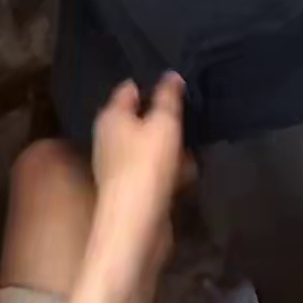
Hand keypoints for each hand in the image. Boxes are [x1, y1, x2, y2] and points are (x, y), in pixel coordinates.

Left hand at [90, 73, 186, 234]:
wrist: (134, 228)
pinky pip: (153, 169)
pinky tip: (188, 175)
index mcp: (111, 115)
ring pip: (150, 145)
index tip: (176, 86)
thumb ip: (168, 98)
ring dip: (171, 147)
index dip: (152, 85)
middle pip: (141, 118)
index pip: (130, 89)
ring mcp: (118, 164)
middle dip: (165, 119)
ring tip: (194, 147)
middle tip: (189, 116)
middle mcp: (109, 136)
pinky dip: (169, 170)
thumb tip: (171, 75)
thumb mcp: (164, 124)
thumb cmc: (146, 166)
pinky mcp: (130, 189)